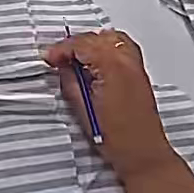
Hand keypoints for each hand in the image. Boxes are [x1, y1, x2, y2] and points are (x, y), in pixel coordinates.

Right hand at [43, 30, 173, 180]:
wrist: (143, 155)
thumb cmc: (118, 138)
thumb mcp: (83, 109)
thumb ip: (70, 82)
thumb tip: (63, 67)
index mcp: (111, 66)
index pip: (81, 45)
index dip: (61, 49)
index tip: (50, 57)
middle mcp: (126, 60)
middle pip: (95, 37)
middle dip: (74, 45)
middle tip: (58, 58)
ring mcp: (136, 64)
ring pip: (110, 37)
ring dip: (91, 43)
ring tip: (75, 57)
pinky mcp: (140, 72)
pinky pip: (122, 45)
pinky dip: (107, 46)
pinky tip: (96, 59)